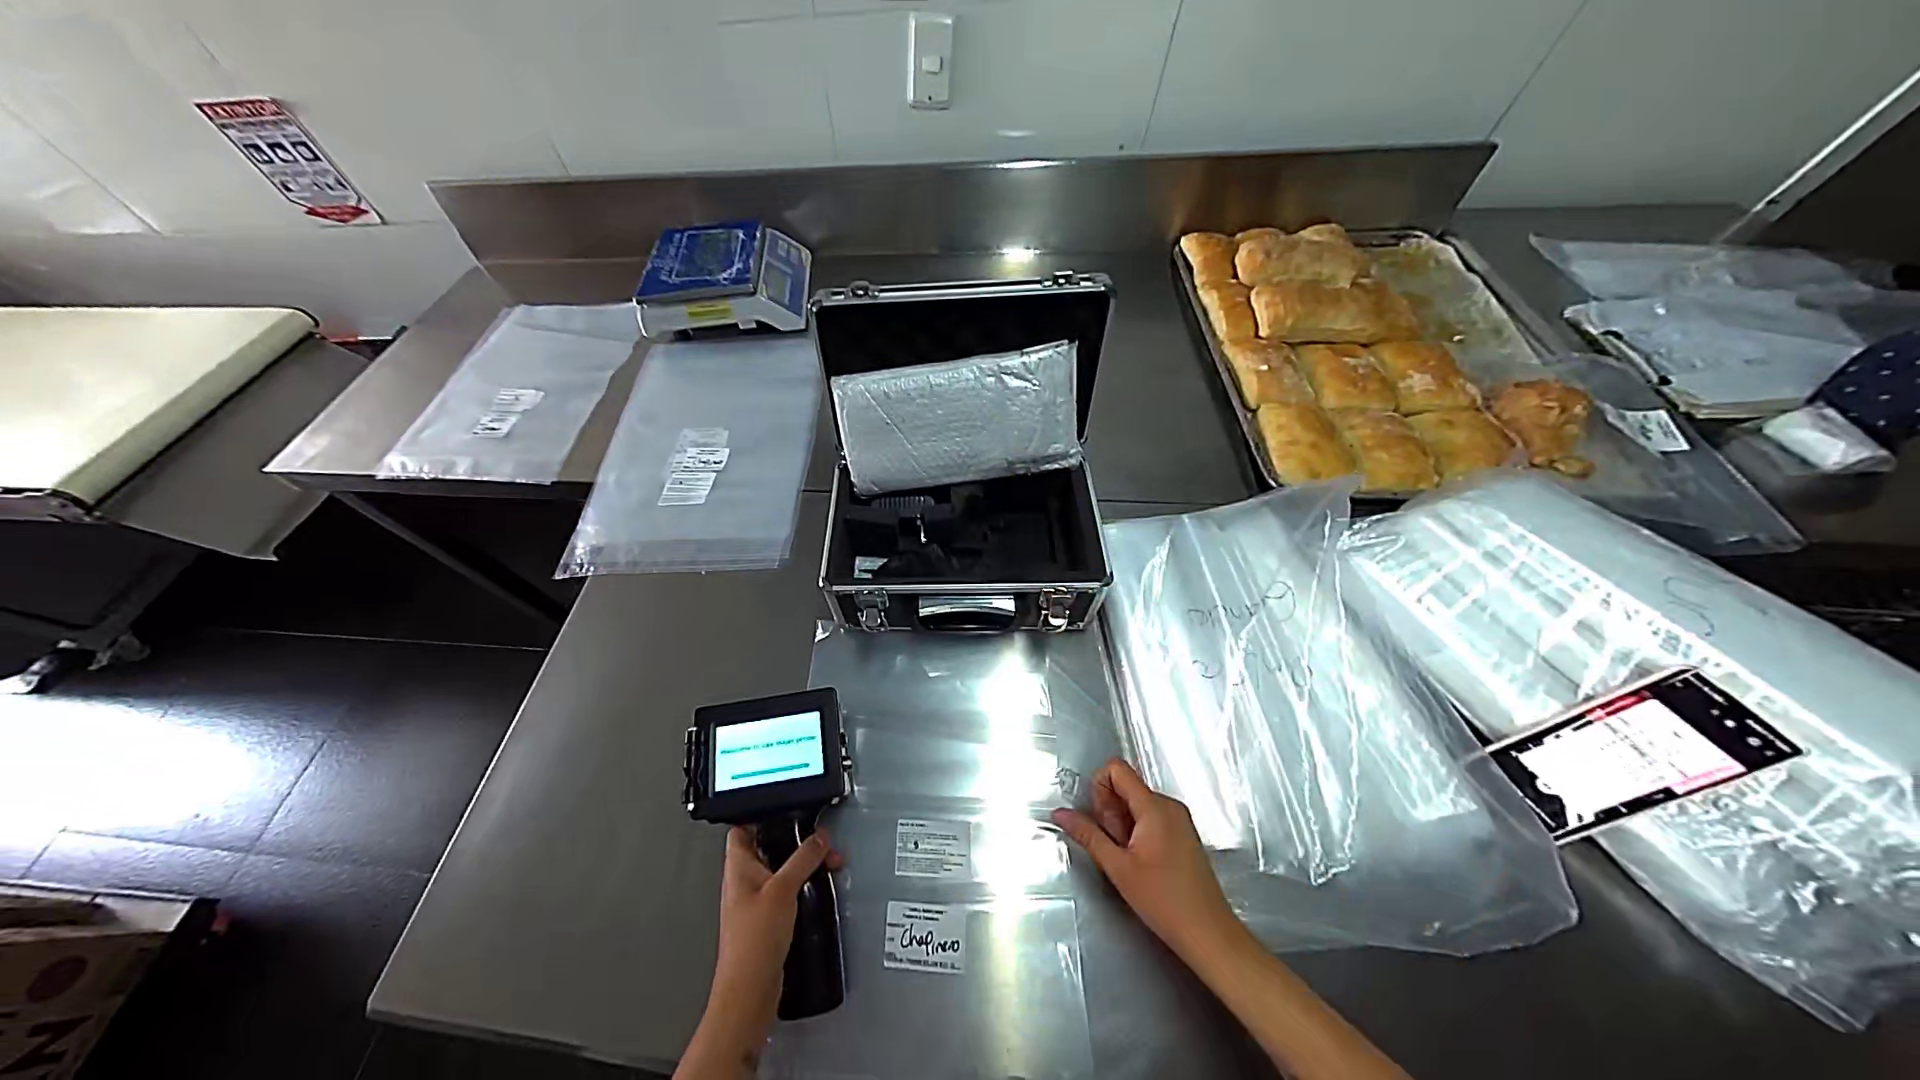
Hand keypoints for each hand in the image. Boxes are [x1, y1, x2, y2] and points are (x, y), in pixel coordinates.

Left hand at [710, 825, 843, 1028]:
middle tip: (816, 838)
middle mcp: (744, 882)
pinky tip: (817, 886)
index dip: (761, 814)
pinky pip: (788, 890)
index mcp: (738, 867)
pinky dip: (804, 884)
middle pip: (769, 846)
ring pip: (781, 868)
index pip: (743, 828)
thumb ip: (802, 859)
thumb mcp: (783, 889)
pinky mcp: (769, 918)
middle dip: (795, 839)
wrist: (750, 989)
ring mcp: (756, 900)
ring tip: (825, 860)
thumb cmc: (751, 943)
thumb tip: (817, 838)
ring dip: (803, 862)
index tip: (784, 808)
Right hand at [1051, 758, 1243, 961]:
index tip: (1102, 823)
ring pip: (1136, 804)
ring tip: (1129, 859)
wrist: (1208, 932)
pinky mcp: (1183, 833)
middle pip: (1125, 787)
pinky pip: (1151, 817)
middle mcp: (1169, 805)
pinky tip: (1141, 863)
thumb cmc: (1163, 900)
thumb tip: (1061, 814)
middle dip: (1110, 812)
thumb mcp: (1117, 867)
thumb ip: (1087, 834)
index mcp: (1154, 806)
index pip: (1116, 769)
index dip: (1099, 789)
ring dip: (1123, 825)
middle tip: (1115, 847)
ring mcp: (1179, 819)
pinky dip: (1138, 833)